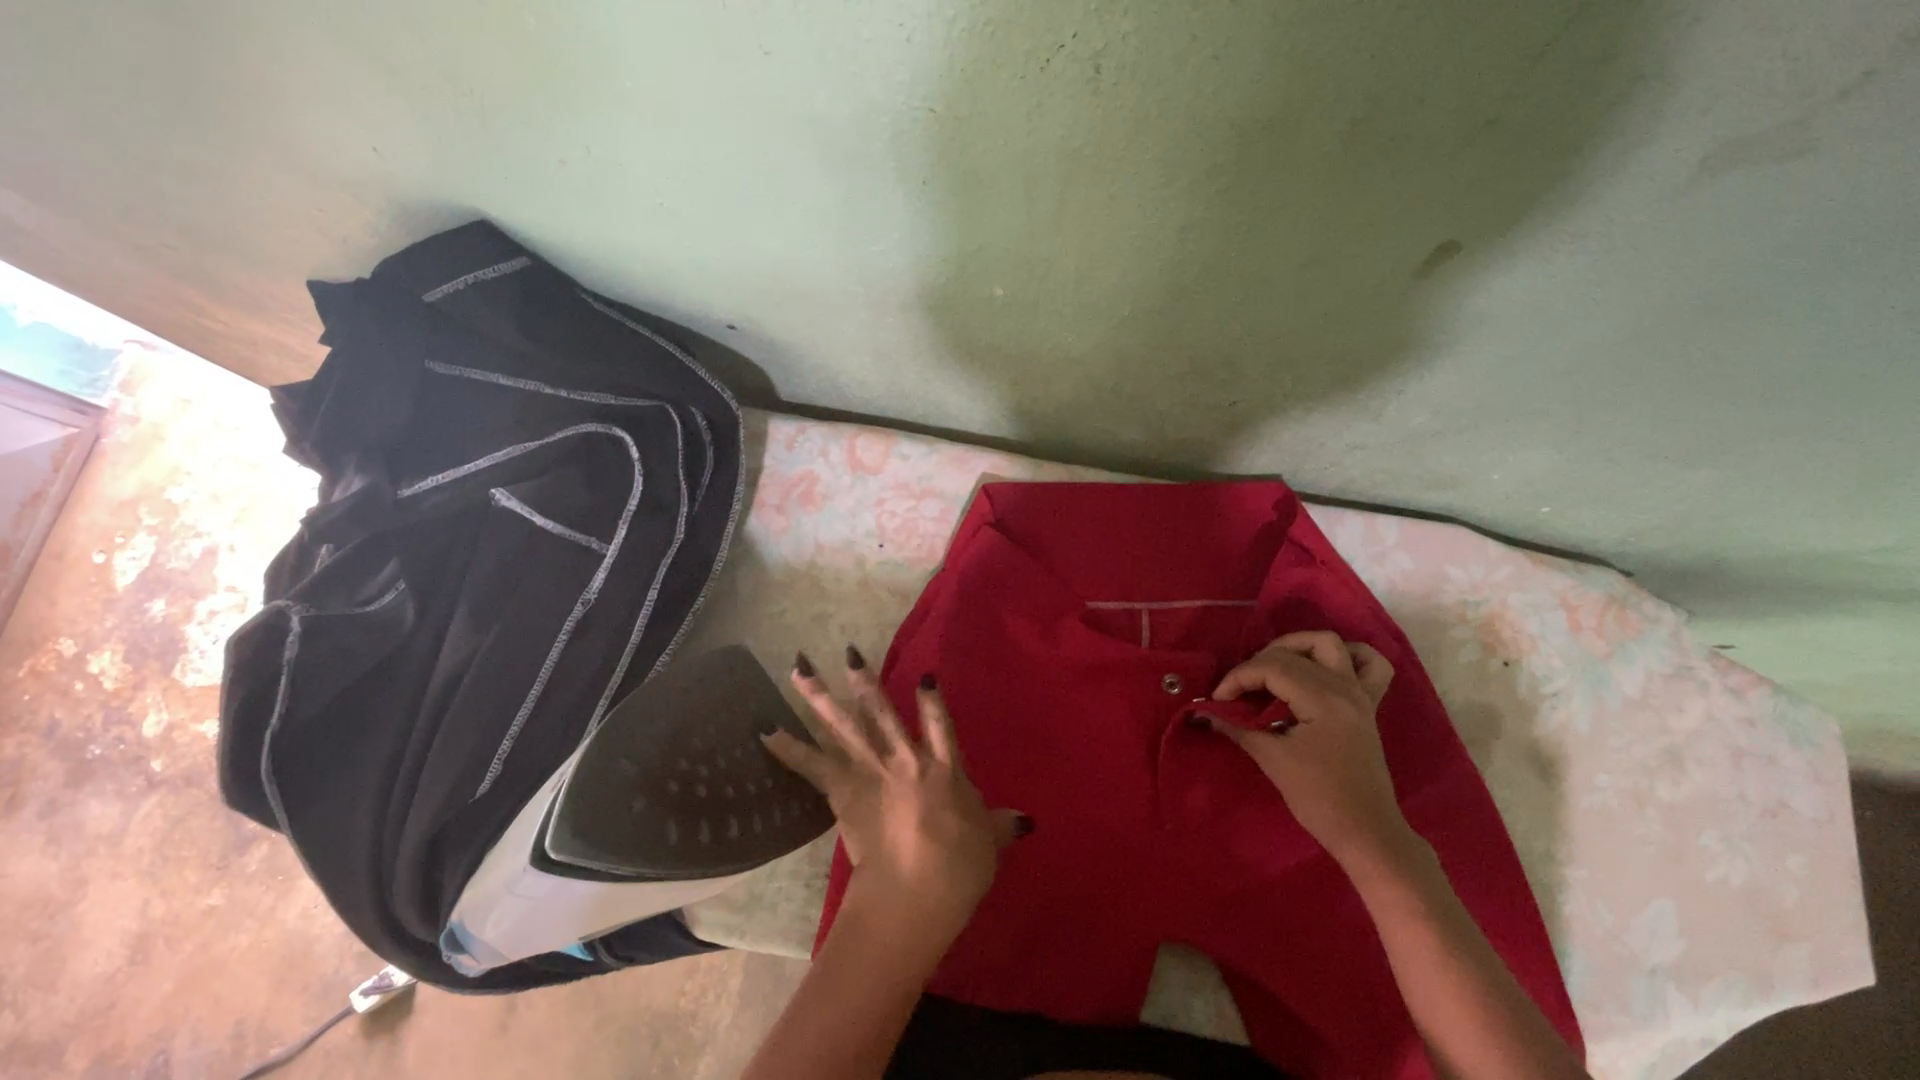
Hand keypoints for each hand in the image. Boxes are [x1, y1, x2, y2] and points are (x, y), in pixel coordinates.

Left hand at [764, 647, 1028, 947]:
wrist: (915, 889)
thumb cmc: (960, 868)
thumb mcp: (989, 843)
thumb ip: (1000, 824)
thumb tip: (1024, 820)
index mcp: (945, 769)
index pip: (939, 725)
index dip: (932, 700)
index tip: (925, 676)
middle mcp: (905, 760)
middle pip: (882, 712)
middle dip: (865, 681)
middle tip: (849, 652)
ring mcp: (871, 772)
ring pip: (843, 726)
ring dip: (820, 696)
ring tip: (799, 668)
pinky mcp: (842, 792)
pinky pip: (811, 766)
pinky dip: (787, 749)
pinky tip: (764, 732)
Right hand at [1205, 630, 1411, 862]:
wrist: (1365, 831)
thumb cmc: (1318, 799)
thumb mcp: (1273, 760)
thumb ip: (1238, 728)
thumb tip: (1204, 713)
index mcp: (1323, 699)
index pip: (1272, 667)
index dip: (1238, 678)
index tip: (1218, 701)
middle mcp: (1345, 687)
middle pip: (1293, 654)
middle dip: (1257, 665)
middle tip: (1238, 692)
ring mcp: (1360, 694)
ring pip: (1330, 645)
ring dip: (1297, 647)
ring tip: (1273, 668)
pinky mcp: (1367, 706)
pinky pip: (1369, 665)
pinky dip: (1346, 657)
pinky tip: (1321, 669)